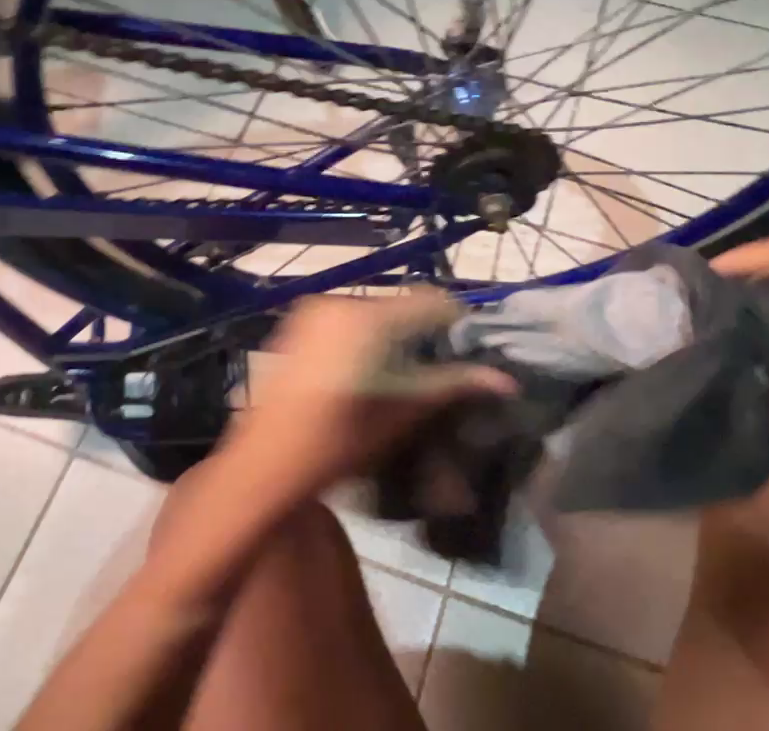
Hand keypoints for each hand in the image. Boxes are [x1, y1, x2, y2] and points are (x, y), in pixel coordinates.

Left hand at [220, 289, 517, 499]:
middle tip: (437, 371)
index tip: (468, 353)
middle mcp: (340, 302)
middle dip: (423, 334)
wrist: (263, 467)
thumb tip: (505, 380)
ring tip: (402, 377)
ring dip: (394, 337)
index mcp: (368, 318)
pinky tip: (368, 374)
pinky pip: (346, 320)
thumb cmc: (336, 443)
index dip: (456, 324)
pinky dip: (365, 338)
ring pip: (374, 314)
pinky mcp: (296, 326)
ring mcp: (313, 312)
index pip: (432, 301)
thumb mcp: (400, 414)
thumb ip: (451, 386)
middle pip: (401, 307)